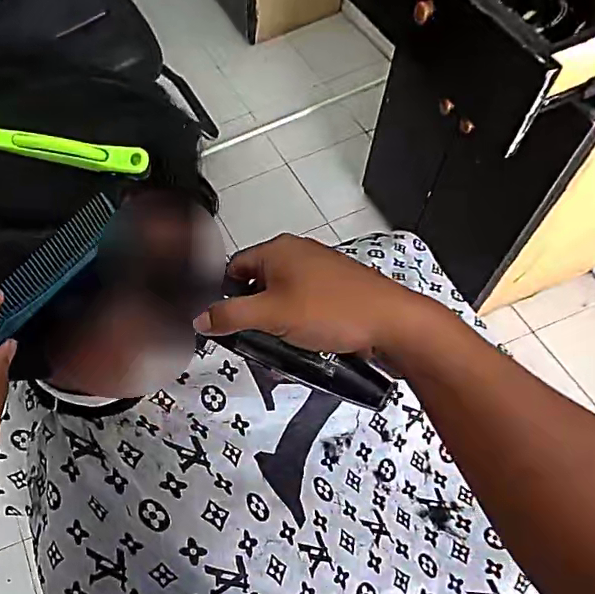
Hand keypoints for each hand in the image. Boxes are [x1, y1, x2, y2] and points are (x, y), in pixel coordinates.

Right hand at [193, 234, 447, 360]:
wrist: (391, 324)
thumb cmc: (342, 309)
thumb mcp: (272, 316)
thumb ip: (231, 316)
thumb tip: (203, 317)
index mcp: (278, 250)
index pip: (232, 267)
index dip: (223, 296)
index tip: (221, 320)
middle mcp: (299, 255)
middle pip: (257, 285)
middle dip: (253, 314)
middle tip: (255, 336)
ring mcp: (319, 274)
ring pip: (282, 300)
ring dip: (277, 324)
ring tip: (284, 342)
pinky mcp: (335, 294)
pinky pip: (305, 309)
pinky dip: (300, 326)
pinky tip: (307, 343)